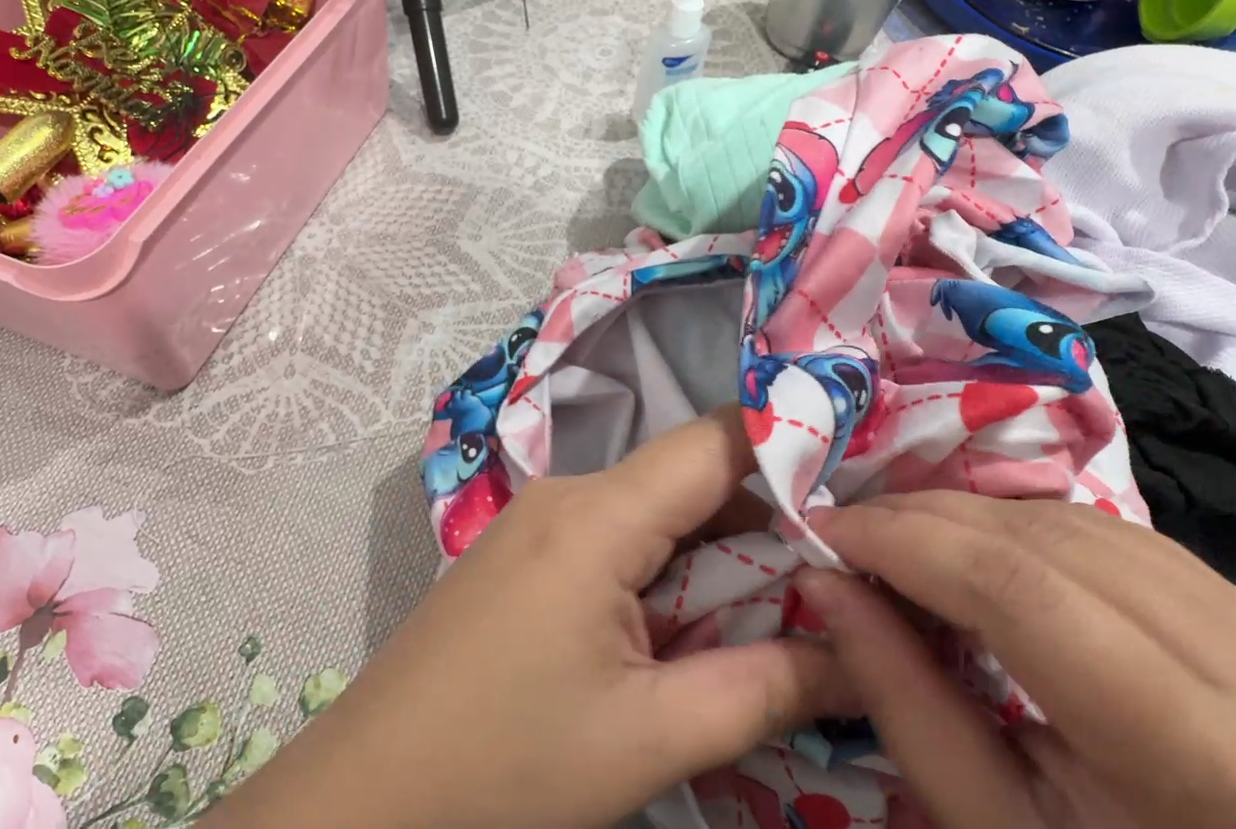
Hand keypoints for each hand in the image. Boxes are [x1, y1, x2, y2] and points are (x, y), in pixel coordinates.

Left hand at [208, 406, 851, 828]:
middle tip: (849, 577)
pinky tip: (696, 635)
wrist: (367, 796)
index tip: (868, 483)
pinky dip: (669, 581)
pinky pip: (618, 547)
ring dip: (719, 566)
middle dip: (770, 530)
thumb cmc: (505, 764)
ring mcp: (540, 527)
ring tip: (788, 617)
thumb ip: (765, 688)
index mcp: (597, 516)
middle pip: (691, 484)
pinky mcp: (526, 562)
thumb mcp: (649, 737)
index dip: (795, 449)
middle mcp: (567, 498)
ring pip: (658, 520)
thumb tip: (861, 651)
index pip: (716, 442)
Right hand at [794, 493, 1235, 828]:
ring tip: (896, 536)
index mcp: (1210, 760)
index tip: (822, 531)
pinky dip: (1029, 530)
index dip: (908, 544)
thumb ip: (903, 697)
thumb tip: (822, 583)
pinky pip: (1123, 542)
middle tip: (845, 530)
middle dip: (926, 521)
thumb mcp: (986, 823)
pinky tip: (976, 548)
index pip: (1024, 594)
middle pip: (1053, 544)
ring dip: (972, 518)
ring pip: (1086, 526)